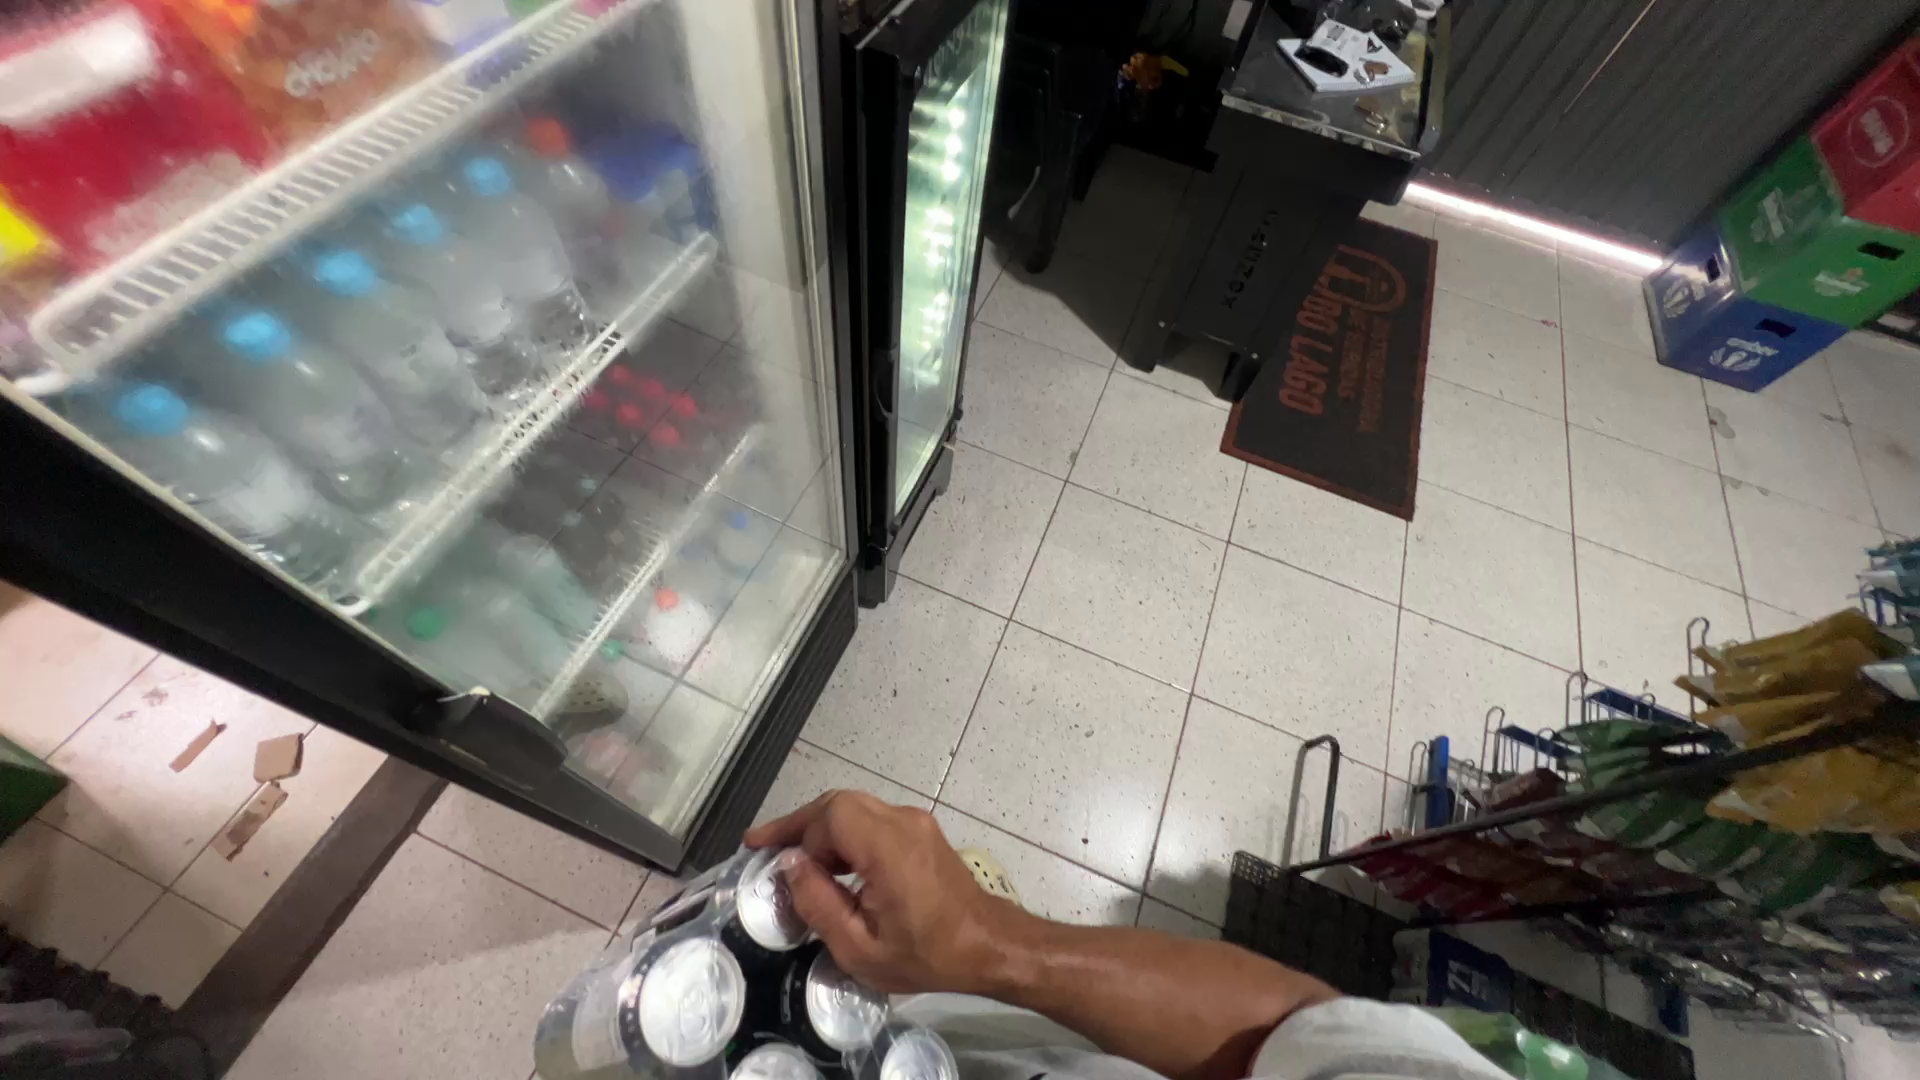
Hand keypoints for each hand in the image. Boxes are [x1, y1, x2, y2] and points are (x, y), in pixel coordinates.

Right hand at [744, 791, 1024, 994]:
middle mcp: (902, 821)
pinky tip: (826, 859)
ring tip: (788, 853)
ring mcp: (913, 820)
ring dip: (820, 826)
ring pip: (854, 806)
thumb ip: (820, 903)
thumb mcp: (861, 949)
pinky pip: (871, 818)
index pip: (832, 816)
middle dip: (800, 823)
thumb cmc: (925, 954)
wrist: (985, 943)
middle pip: (839, 802)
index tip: (775, 864)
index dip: (799, 835)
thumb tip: (789, 865)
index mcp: (889, 847)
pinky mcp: (919, 828)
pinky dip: (843, 832)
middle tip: (763, 844)